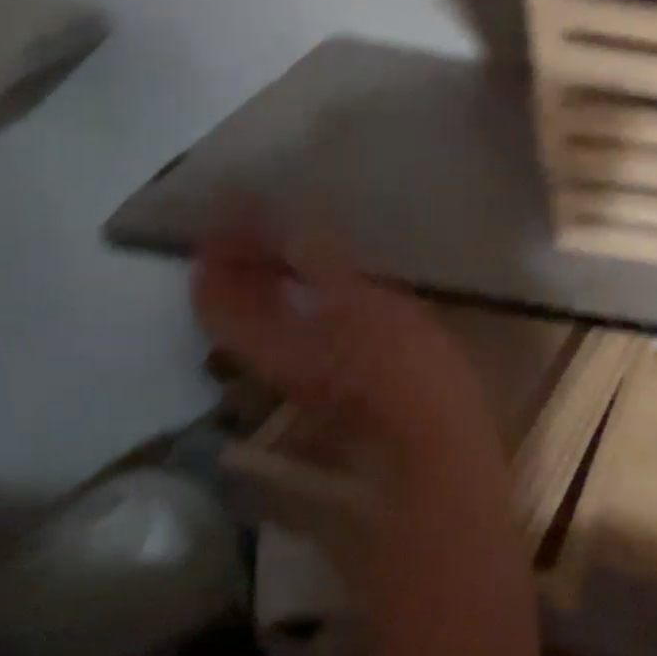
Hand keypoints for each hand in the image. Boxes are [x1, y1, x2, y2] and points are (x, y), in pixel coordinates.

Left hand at [192, 229, 500, 478]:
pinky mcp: (349, 384)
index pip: (214, 294)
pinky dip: (319, 302)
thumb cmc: (402, 374)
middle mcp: (279, 363)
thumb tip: (294, 226)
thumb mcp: (366, 309)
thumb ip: (326, 266)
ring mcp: (314, 377)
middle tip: (277, 221)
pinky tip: (354, 289)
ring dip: (286, 284)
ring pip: (280, 323)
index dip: (220, 250)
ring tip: (315, 247)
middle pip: (244, 310)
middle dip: (253, 264)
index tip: (241, 210)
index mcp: (270, 343)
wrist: (441, 445)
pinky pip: (315, 332)